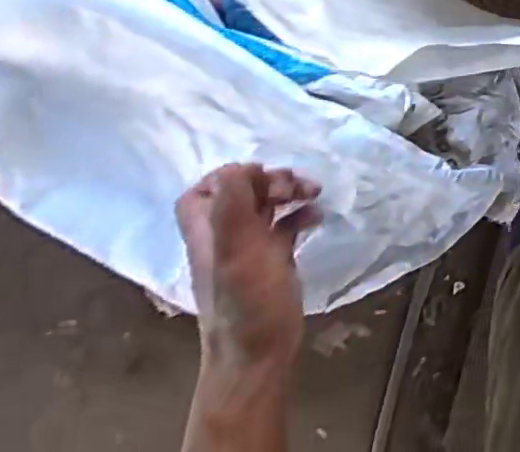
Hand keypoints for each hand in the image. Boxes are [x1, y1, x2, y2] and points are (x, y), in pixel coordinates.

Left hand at [175, 164, 320, 371]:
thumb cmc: (247, 302)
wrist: (259, 354)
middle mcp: (225, 238)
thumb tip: (239, 166)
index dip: (229, 176)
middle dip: (270, 179)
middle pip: (240, 192)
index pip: (202, 191)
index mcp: (207, 233)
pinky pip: (286, 224)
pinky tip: (317, 216)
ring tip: (314, 192)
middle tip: (295, 186)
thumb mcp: (237, 251)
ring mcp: (249, 249)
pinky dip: (301, 213)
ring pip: (265, 205)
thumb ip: (233, 207)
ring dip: (289, 192)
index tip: (261, 176)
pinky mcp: (273, 259)